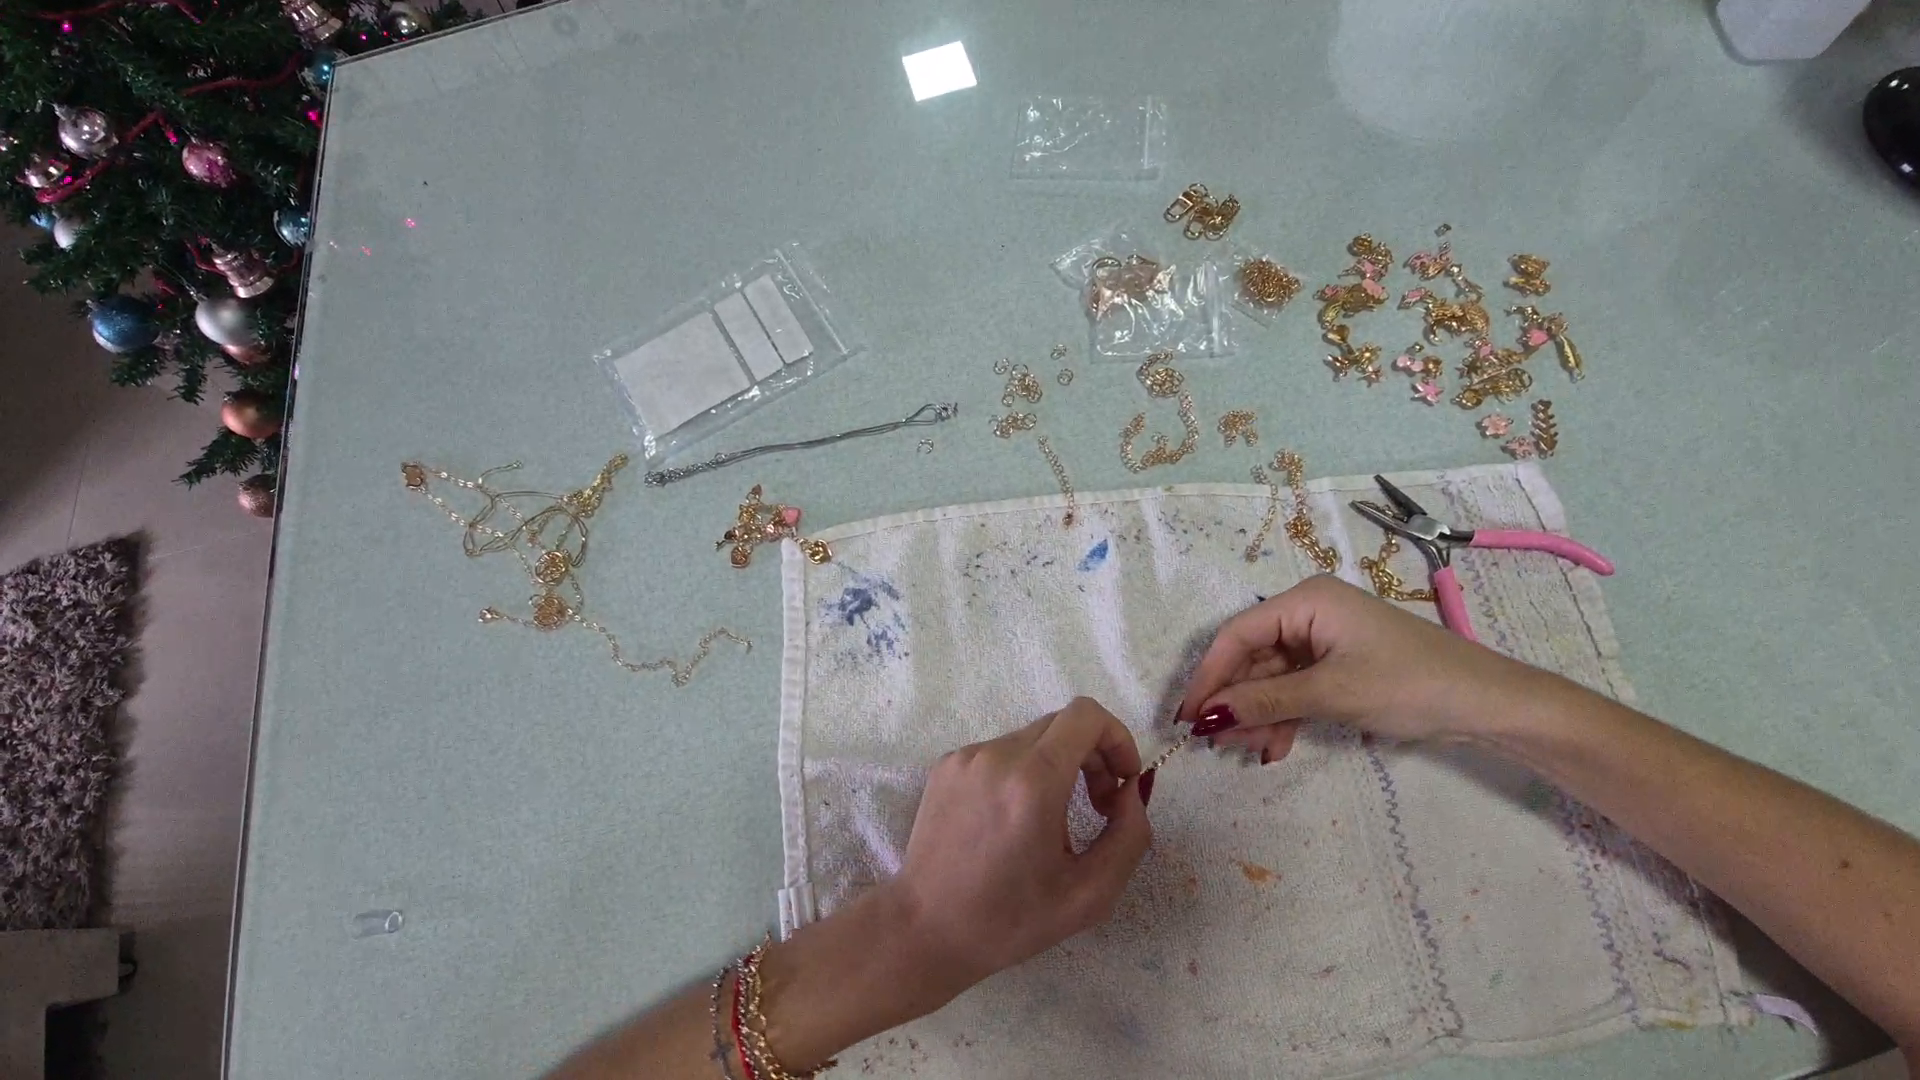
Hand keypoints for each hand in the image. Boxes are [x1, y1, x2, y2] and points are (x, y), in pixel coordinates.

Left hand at [888, 697, 1152, 1002]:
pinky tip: (1013, 821)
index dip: (1116, 738)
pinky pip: (1000, 752)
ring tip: (1052, 822)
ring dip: (1057, 766)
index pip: (1086, 715)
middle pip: (1062, 724)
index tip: (1122, 780)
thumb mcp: (1090, 894)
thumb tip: (1131, 791)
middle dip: (1092, 757)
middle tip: (1098, 807)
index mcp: (1033, 781)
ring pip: (1031, 738)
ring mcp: (966, 756)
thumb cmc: (1011, 920)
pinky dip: (1021, 773)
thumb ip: (1129, 835)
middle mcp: (996, 754)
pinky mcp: (946, 764)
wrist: (926, 928)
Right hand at [1176, 576, 1539, 763]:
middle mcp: (1310, 613)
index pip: (1238, 635)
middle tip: (1215, 741)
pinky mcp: (1339, 665)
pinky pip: (1296, 689)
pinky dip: (1284, 717)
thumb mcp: (1331, 693)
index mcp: (1306, 600)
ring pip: (1272, 678)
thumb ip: (1265, 702)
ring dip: (1258, 715)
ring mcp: (1325, 640)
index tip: (1187, 715)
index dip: (1209, 675)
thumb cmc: (1409, 684)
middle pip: (1253, 657)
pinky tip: (1275, 748)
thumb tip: (1205, 717)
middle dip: (1236, 701)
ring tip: (1247, 752)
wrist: (1491, 706)